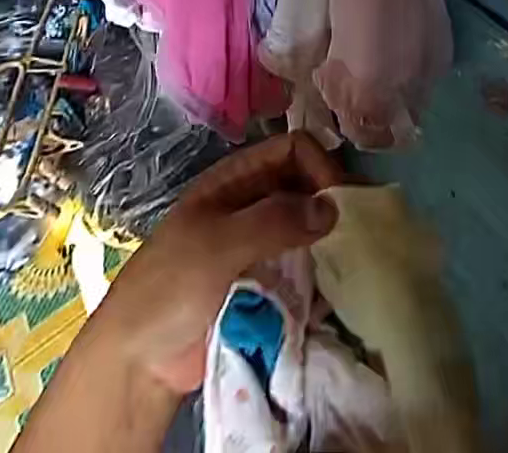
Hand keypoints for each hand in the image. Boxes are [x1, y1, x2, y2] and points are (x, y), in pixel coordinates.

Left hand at [84, 133, 342, 393]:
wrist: (141, 356)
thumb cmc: (171, 285)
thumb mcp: (217, 244)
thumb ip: (272, 221)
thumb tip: (332, 207)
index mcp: (234, 181)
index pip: (291, 151)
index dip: (320, 168)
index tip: (344, 207)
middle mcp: (252, 207)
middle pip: (306, 190)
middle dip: (336, 209)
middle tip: (366, 240)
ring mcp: (262, 250)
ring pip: (312, 235)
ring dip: (336, 248)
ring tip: (363, 273)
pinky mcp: (269, 290)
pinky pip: (309, 276)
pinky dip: (328, 283)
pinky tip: (346, 300)